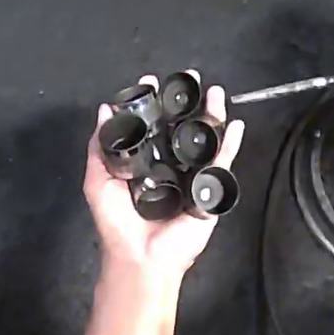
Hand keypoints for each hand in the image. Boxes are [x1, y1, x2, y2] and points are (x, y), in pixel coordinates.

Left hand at [84, 80, 245, 279]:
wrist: (140, 256)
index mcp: (144, 162)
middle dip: (186, 102)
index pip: (151, 125)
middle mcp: (169, 166)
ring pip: (203, 142)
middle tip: (190, 77)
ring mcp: (190, 178)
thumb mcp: (98, 180)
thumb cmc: (117, 224)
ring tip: (214, 93)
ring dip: (211, 116)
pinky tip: (235, 126)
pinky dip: (229, 146)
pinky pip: (221, 166)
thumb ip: (101, 147)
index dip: (153, 102)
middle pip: (180, 128)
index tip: (152, 80)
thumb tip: (105, 110)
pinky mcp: (208, 192)